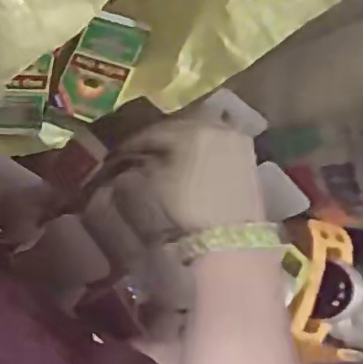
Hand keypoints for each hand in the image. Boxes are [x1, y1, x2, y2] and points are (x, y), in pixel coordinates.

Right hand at [119, 116, 265, 232]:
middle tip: (137, 153)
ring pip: (198, 132)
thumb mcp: (154, 185)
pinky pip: (214, 142)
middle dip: (156, 139)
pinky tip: (186, 161)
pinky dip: (197, 148)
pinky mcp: (247, 153)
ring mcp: (235, 138)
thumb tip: (135, 159)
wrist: (231, 237)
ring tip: (162, 157)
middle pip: (178, 127)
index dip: (130, 144)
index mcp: (191, 130)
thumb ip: (142, 164)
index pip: (152, 132)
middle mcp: (216, 127)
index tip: (114, 156)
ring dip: (178, 142)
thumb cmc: (188, 209)